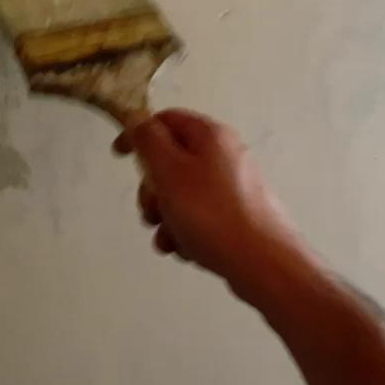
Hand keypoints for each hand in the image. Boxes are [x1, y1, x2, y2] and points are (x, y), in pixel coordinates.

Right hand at [114, 109, 305, 291]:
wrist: (265, 264)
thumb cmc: (210, 213)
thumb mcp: (169, 171)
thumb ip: (147, 140)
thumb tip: (138, 120)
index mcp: (210, 135)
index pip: (165, 119)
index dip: (138, 134)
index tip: (119, 156)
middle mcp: (225, 155)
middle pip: (172, 159)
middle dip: (152, 187)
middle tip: (150, 210)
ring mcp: (234, 187)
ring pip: (182, 192)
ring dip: (166, 214)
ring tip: (168, 237)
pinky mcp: (239, 215)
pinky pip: (201, 214)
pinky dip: (186, 229)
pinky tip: (184, 250)